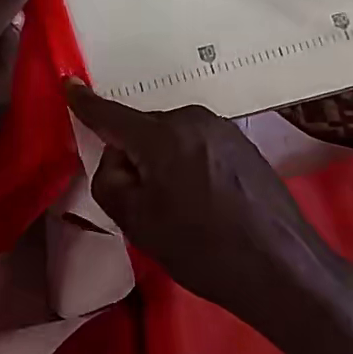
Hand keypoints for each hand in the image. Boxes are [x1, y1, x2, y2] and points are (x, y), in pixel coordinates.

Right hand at [65, 84, 352, 345]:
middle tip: (144, 203)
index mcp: (161, 135)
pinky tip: (205, 203)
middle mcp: (192, 120)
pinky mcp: (245, 145)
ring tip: (180, 208)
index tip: (69, 84)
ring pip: (172, 139)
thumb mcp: (137, 222)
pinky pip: (198, 147)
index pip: (111, 114)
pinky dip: (188, 166)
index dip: (85, 103)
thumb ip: (110, 180)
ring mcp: (224, 130)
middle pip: (144, 130)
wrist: (283, 268)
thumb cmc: (201, 247)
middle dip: (134, 155)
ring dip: (163, 162)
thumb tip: (117, 159)